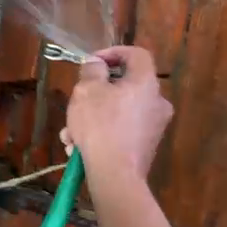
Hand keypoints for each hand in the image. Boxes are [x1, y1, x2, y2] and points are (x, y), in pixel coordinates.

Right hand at [59, 46, 171, 185]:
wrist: (116, 174)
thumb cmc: (101, 125)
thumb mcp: (87, 90)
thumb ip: (92, 70)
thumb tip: (97, 63)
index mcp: (146, 83)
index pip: (137, 54)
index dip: (114, 52)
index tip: (92, 62)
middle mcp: (156, 102)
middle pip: (125, 85)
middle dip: (95, 93)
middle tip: (76, 101)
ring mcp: (153, 126)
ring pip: (117, 111)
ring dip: (91, 118)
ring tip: (70, 134)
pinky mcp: (145, 146)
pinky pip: (120, 130)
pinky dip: (101, 133)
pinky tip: (79, 147)